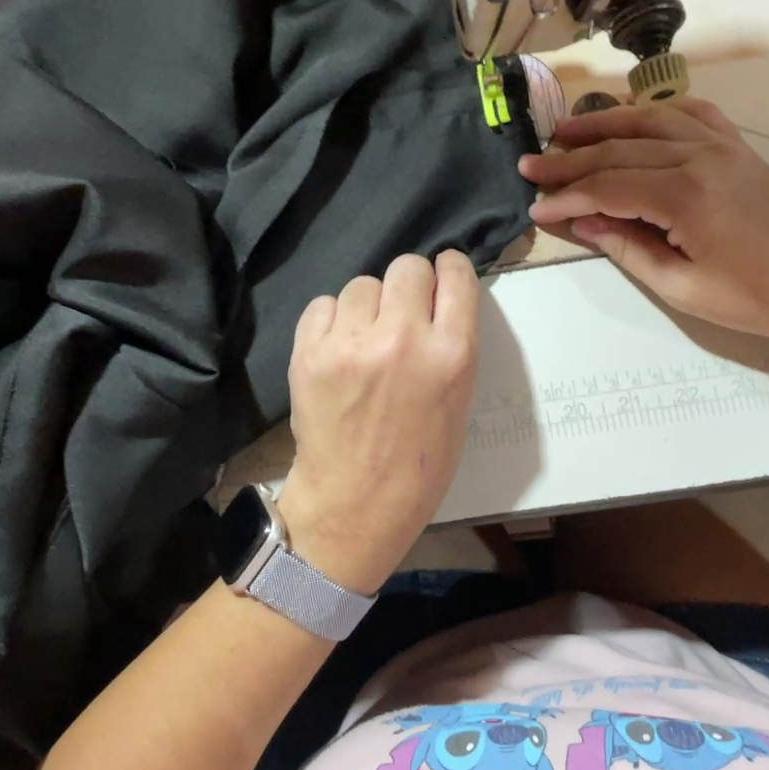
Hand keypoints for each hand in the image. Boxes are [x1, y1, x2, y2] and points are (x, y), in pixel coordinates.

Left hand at [278, 251, 481, 592]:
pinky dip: (331, 321)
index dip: (448, 271)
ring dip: (366, 306)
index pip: (455, 274)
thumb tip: (436, 301)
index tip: (440, 279)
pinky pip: (323, 304)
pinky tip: (337, 351)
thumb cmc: (419, 463)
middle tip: (400, 314)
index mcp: (452, 354)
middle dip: (407, 285)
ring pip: (362, 283)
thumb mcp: (458, 402)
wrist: (355, 503)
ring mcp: (351, 343)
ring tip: (363, 342)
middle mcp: (403, 338)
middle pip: (407, 266)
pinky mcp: (309, 351)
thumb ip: (451, 345)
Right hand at [518, 97, 768, 350]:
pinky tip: (634, 117)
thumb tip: (582, 221)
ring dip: (603, 124)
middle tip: (530, 165)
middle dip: (570, 159)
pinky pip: (690, 115)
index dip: (566, 197)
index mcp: (683, 195)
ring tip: (564, 130)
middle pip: (619, 150)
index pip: (606, 187)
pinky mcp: (737, 147)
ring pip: (648, 122)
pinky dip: (655, 113)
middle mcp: (699, 157)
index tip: (535, 208)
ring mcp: (721, 146)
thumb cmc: (752, 297)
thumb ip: (626, 246)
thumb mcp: (678, 284)